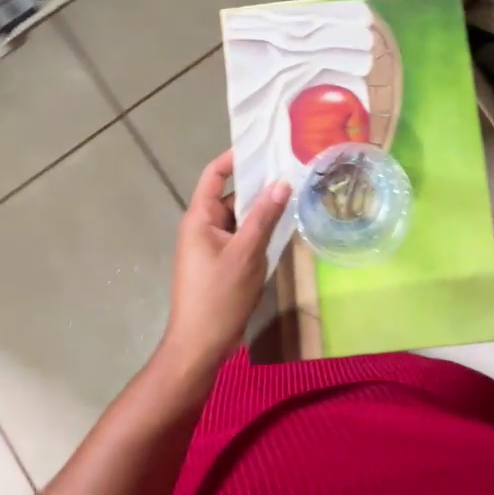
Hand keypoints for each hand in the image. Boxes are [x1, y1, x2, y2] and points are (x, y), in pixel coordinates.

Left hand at [162, 150, 291, 372]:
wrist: (199, 348)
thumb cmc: (218, 297)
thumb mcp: (245, 254)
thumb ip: (264, 217)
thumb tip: (282, 182)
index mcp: (199, 218)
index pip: (214, 175)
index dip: (234, 158)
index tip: (262, 146)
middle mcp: (202, 227)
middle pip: (230, 195)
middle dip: (258, 184)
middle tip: (290, 169)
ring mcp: (211, 247)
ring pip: (239, 218)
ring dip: (262, 210)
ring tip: (294, 194)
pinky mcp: (222, 264)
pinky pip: (241, 238)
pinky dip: (259, 231)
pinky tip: (284, 228)